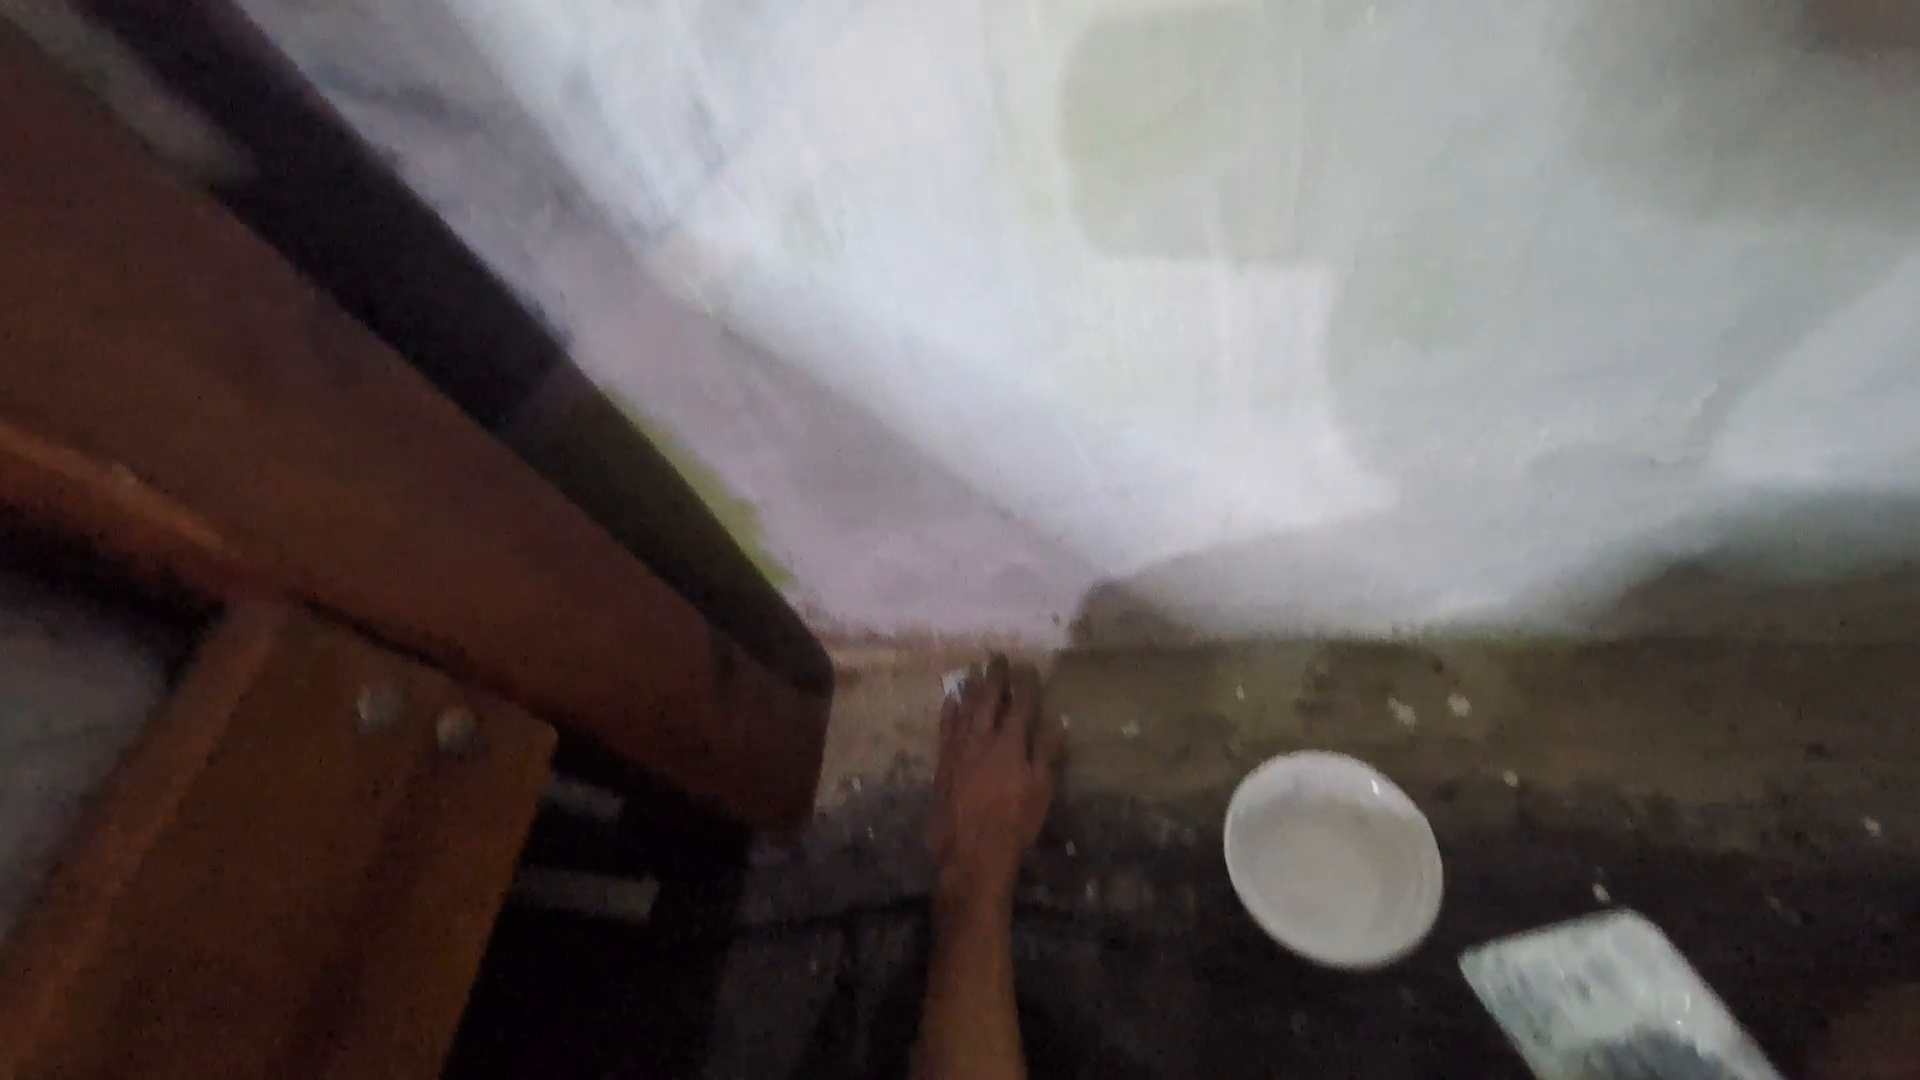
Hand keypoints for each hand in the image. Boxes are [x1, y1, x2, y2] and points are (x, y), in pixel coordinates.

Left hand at [929, 655, 1064, 909]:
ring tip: (975, 671)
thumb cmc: (1014, 824)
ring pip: (965, 709)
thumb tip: (1056, 724)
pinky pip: (945, 728)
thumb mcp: (1041, 791)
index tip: (1028, 667)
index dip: (1026, 685)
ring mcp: (958, 749)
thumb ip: (1047, 755)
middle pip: (989, 699)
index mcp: (1010, 743)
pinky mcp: (943, 762)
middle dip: (995, 677)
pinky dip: (949, 711)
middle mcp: (982, 738)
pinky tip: (950, 699)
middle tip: (998, 658)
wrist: (970, 852)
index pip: (1021, 705)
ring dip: (971, 688)